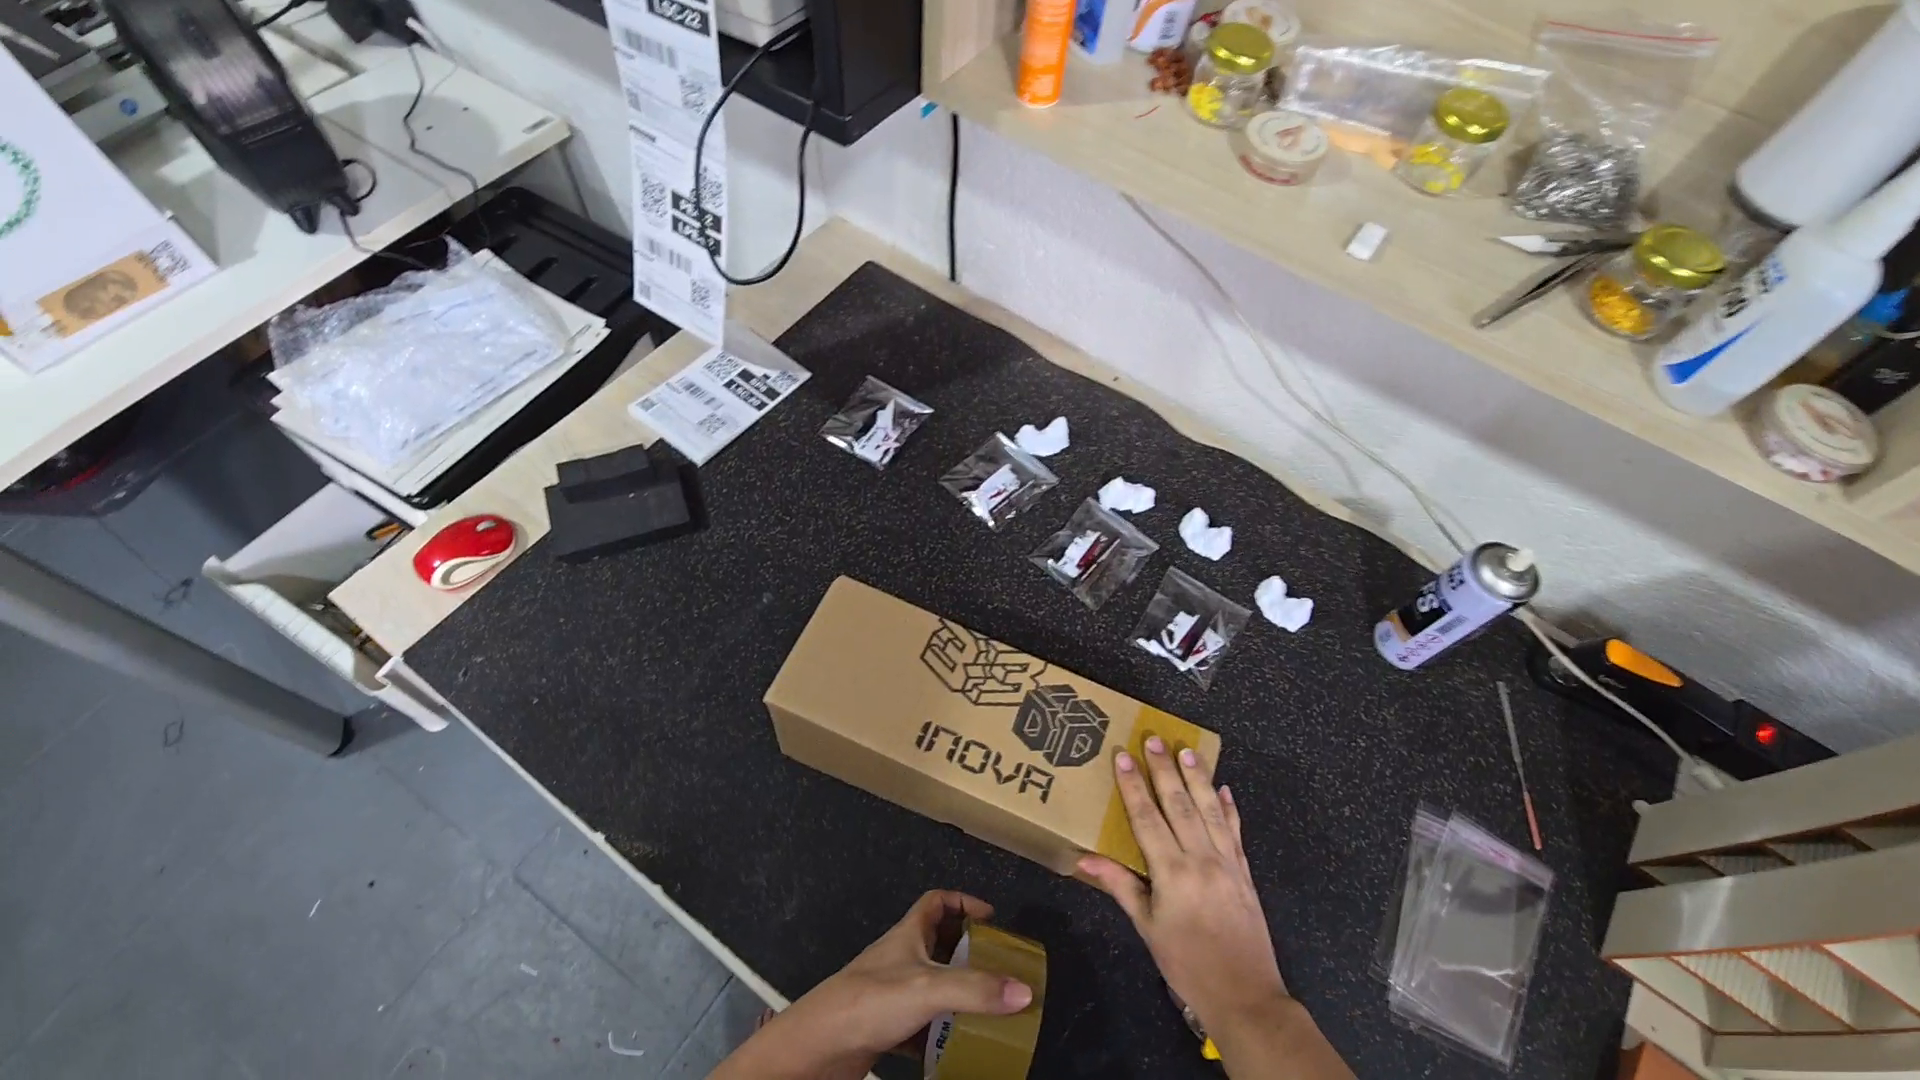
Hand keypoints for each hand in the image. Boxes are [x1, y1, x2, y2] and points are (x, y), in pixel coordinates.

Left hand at [712, 891, 1033, 1079]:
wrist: (817, 1047)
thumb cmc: (871, 1001)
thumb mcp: (929, 988)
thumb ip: (976, 989)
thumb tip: (1026, 991)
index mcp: (908, 934)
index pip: (937, 901)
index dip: (964, 902)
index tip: (993, 919)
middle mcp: (899, 958)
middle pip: (938, 943)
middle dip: (968, 953)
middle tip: (998, 968)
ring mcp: (889, 993)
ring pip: (930, 986)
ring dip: (955, 994)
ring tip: (986, 1009)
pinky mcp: (882, 1027)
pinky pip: (918, 1025)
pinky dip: (938, 1032)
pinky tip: (954, 1046)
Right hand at [1078, 737, 1287, 1043]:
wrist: (1246, 995)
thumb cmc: (1187, 964)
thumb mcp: (1148, 928)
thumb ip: (1121, 886)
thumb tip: (1084, 858)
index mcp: (1172, 873)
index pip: (1148, 818)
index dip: (1133, 786)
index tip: (1123, 756)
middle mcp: (1202, 859)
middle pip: (1180, 804)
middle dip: (1165, 770)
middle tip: (1154, 739)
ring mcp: (1228, 863)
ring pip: (1210, 810)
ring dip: (1198, 777)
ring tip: (1188, 749)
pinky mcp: (1245, 872)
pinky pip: (1235, 831)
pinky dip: (1229, 808)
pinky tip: (1224, 789)